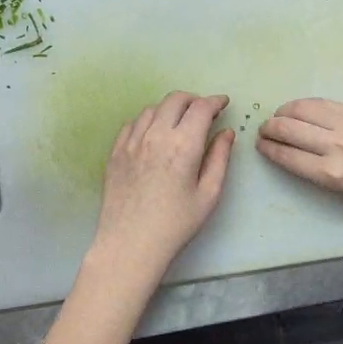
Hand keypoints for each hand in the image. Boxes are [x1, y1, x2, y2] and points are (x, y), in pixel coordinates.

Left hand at [88, 92, 236, 283]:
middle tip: (203, 112)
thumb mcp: (209, 194)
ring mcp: (132, 142)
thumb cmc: (176, 224)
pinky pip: (132, 124)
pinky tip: (153, 135)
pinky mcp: (116, 152)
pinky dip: (147, 121)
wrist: (130, 244)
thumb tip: (227, 133)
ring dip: (170, 110)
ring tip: (179, 124)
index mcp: (184, 144)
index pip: (201, 108)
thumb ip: (220, 158)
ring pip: (152, 109)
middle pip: (175, 99)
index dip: (215, 101)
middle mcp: (156, 135)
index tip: (223, 103)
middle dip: (193, 100)